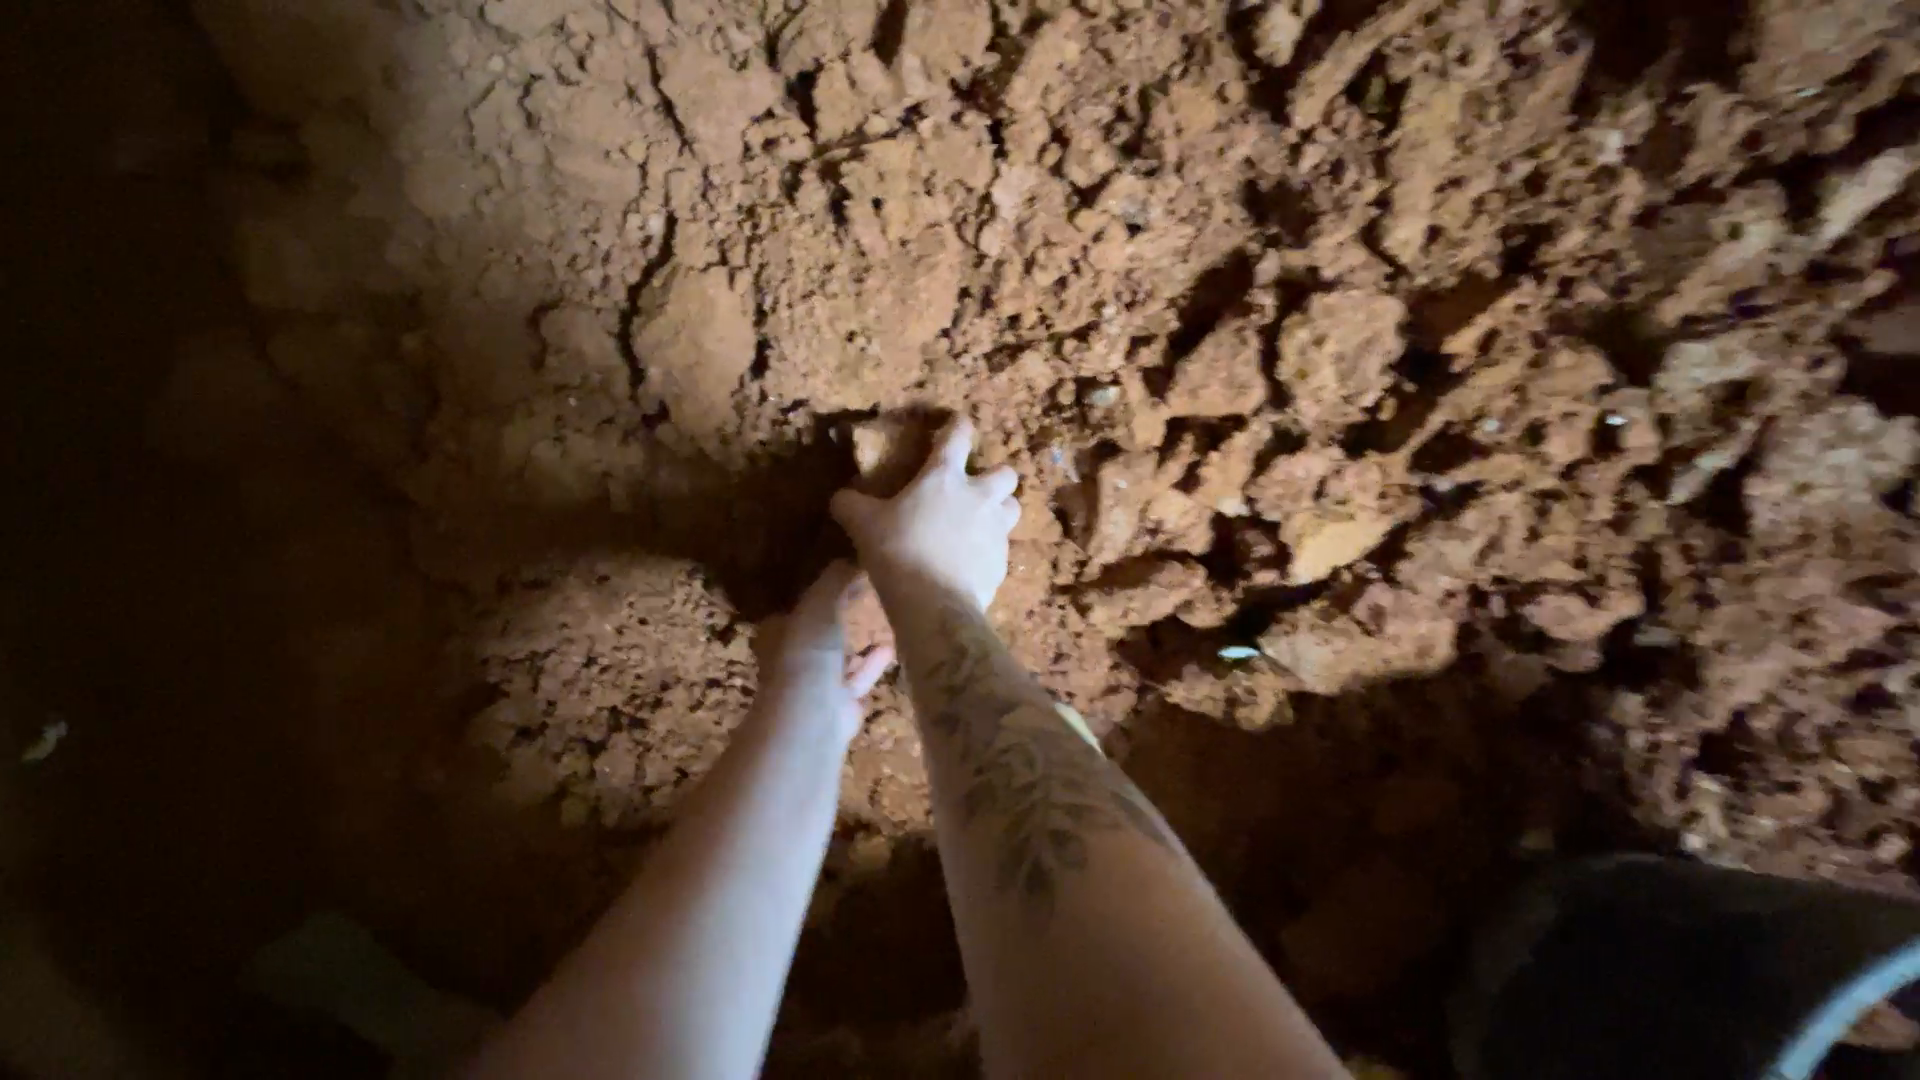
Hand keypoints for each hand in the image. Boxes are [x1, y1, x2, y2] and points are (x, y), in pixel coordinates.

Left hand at [754, 561, 894, 743]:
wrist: (812, 715)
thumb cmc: (807, 653)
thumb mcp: (819, 604)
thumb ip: (835, 581)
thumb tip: (852, 559)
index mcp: (778, 634)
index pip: (795, 610)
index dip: (816, 596)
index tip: (842, 580)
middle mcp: (792, 661)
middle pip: (817, 636)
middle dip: (837, 621)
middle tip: (863, 600)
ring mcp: (814, 687)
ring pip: (838, 661)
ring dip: (856, 645)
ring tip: (883, 624)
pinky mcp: (838, 707)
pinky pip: (857, 681)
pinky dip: (872, 667)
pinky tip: (892, 650)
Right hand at [831, 417, 1020, 612]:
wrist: (934, 603)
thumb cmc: (898, 552)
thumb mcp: (864, 525)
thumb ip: (851, 505)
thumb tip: (839, 498)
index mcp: (945, 477)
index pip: (959, 436)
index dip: (959, 426)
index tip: (958, 424)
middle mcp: (979, 496)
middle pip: (1006, 473)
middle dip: (996, 476)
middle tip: (976, 488)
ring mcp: (996, 529)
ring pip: (1013, 508)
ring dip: (1001, 509)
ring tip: (982, 522)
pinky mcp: (1001, 561)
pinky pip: (1002, 547)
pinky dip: (990, 549)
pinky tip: (971, 561)